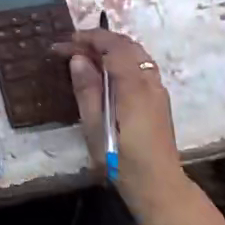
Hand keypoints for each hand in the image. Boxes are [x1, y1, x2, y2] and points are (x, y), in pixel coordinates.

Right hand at [55, 28, 190, 219]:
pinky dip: (120, 59)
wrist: (158, 186)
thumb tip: (78, 59)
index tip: (66, 42)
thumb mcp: (96, 128)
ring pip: (136, 54)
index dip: (90, 38)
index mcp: (134, 87)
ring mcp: (157, 89)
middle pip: (127, 45)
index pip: (114, 46)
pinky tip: (104, 73)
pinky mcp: (158, 99)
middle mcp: (150, 81)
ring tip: (85, 56)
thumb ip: (87, 91)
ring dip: (110, 48)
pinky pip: (140, 66)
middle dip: (99, 40)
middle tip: (71, 47)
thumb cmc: (121, 160)